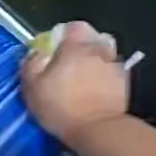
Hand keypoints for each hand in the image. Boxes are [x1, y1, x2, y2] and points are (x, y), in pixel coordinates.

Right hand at [20, 20, 131, 145]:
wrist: (97, 129)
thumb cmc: (61, 107)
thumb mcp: (32, 88)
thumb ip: (31, 65)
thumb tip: (35, 53)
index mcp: (75, 48)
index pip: (73, 27)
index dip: (62, 35)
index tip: (53, 50)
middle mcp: (98, 50)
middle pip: (91, 37)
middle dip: (80, 47)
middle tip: (67, 64)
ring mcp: (114, 65)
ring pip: (104, 53)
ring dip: (94, 60)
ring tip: (83, 76)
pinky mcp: (124, 82)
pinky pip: (112, 71)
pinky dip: (104, 75)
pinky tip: (95, 90)